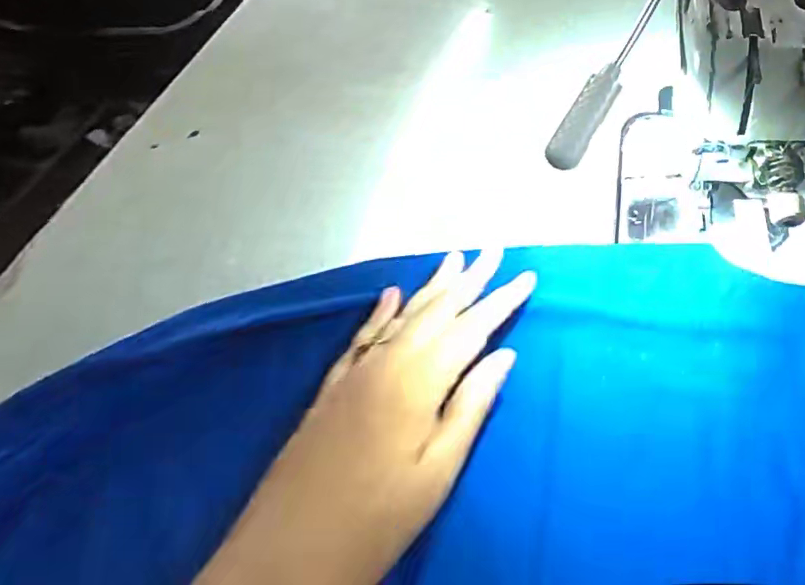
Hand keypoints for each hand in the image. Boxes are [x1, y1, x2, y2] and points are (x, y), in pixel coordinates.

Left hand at [195, 249, 535, 584]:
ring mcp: (351, 380)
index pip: (471, 328)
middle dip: (469, 280)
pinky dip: (380, 315)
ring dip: (431, 288)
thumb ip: (472, 406)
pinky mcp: (328, 397)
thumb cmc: (375, 522)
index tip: (529, 277)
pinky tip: (390, 296)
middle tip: (494, 251)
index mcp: (417, 383)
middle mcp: (384, 369)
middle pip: (435, 313)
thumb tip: (504, 354)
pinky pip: (360, 342)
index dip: (503, 301)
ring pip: (400, 319)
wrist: (276, 570)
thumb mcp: (438, 471)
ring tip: (453, 258)